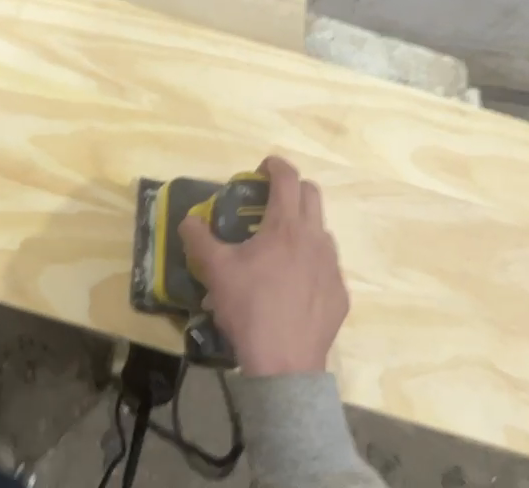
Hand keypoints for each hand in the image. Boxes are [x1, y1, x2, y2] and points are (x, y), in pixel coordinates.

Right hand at [178, 156, 348, 376]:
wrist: (284, 364)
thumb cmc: (249, 308)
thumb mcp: (215, 270)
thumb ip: (198, 237)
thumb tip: (188, 220)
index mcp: (285, 226)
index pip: (287, 178)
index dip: (274, 165)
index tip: (261, 167)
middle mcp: (315, 239)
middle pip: (312, 195)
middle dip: (291, 189)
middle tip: (268, 201)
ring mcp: (332, 267)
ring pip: (321, 231)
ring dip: (302, 226)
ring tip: (278, 246)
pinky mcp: (340, 294)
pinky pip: (326, 265)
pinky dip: (310, 261)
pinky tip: (291, 283)